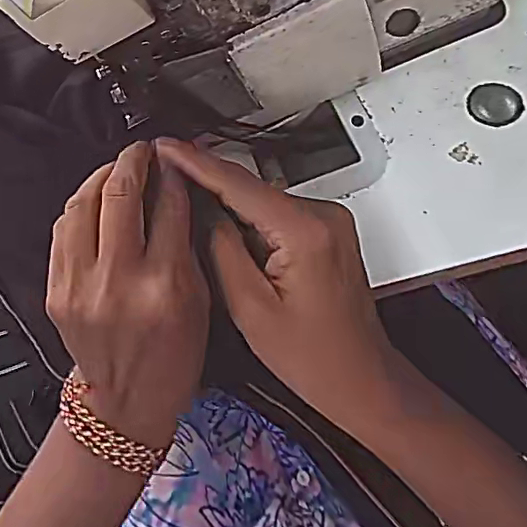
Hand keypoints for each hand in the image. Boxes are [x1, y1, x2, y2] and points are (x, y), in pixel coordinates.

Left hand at [47, 142, 209, 447]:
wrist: (126, 401)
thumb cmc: (172, 356)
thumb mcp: (199, 299)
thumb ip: (185, 243)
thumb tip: (173, 192)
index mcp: (165, 285)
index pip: (168, 206)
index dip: (172, 175)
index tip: (173, 161)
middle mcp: (119, 282)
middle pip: (120, 194)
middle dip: (133, 160)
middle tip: (142, 151)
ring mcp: (81, 286)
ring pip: (82, 204)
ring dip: (101, 176)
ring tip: (116, 169)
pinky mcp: (56, 291)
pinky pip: (62, 229)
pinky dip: (79, 206)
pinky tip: (93, 199)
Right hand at [154, 138, 401, 426]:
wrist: (360, 377)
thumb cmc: (314, 357)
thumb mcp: (250, 308)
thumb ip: (221, 250)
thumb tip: (201, 211)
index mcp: (305, 232)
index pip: (239, 184)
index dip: (195, 162)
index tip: (168, 148)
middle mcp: (324, 216)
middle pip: (252, 187)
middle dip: (208, 182)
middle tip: (166, 175)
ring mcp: (330, 220)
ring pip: (263, 199)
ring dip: (229, 203)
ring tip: (190, 210)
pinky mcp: (328, 229)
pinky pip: (278, 211)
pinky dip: (250, 218)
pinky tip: (226, 229)